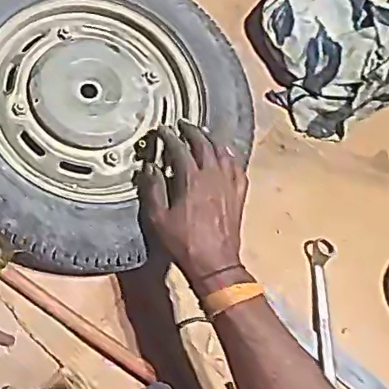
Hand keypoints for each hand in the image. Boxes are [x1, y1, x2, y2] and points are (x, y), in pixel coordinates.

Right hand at [137, 123, 247, 292]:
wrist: (215, 263)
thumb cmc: (184, 242)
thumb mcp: (158, 218)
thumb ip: (153, 189)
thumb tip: (149, 168)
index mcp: (191, 179)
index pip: (179, 148)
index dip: (169, 136)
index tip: (162, 131)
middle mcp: (213, 176)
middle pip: (204, 144)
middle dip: (192, 131)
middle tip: (183, 125)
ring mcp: (229, 185)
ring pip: (223, 153)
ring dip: (211, 140)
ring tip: (203, 135)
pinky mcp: (238, 195)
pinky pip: (237, 168)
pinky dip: (230, 157)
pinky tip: (227, 155)